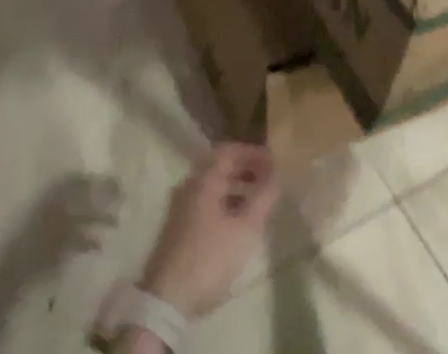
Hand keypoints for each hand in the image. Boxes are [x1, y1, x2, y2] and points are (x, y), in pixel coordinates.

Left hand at [138, 143, 281, 319]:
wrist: (170, 296)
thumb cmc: (211, 258)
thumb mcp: (245, 229)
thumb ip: (263, 198)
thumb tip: (277, 174)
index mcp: (203, 181)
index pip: (228, 151)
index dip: (253, 152)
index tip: (275, 159)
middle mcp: (189, 186)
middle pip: (220, 166)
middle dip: (247, 168)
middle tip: (272, 177)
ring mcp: (182, 206)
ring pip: (214, 185)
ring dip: (238, 185)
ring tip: (263, 198)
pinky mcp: (181, 225)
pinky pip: (208, 201)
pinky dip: (228, 201)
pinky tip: (243, 218)